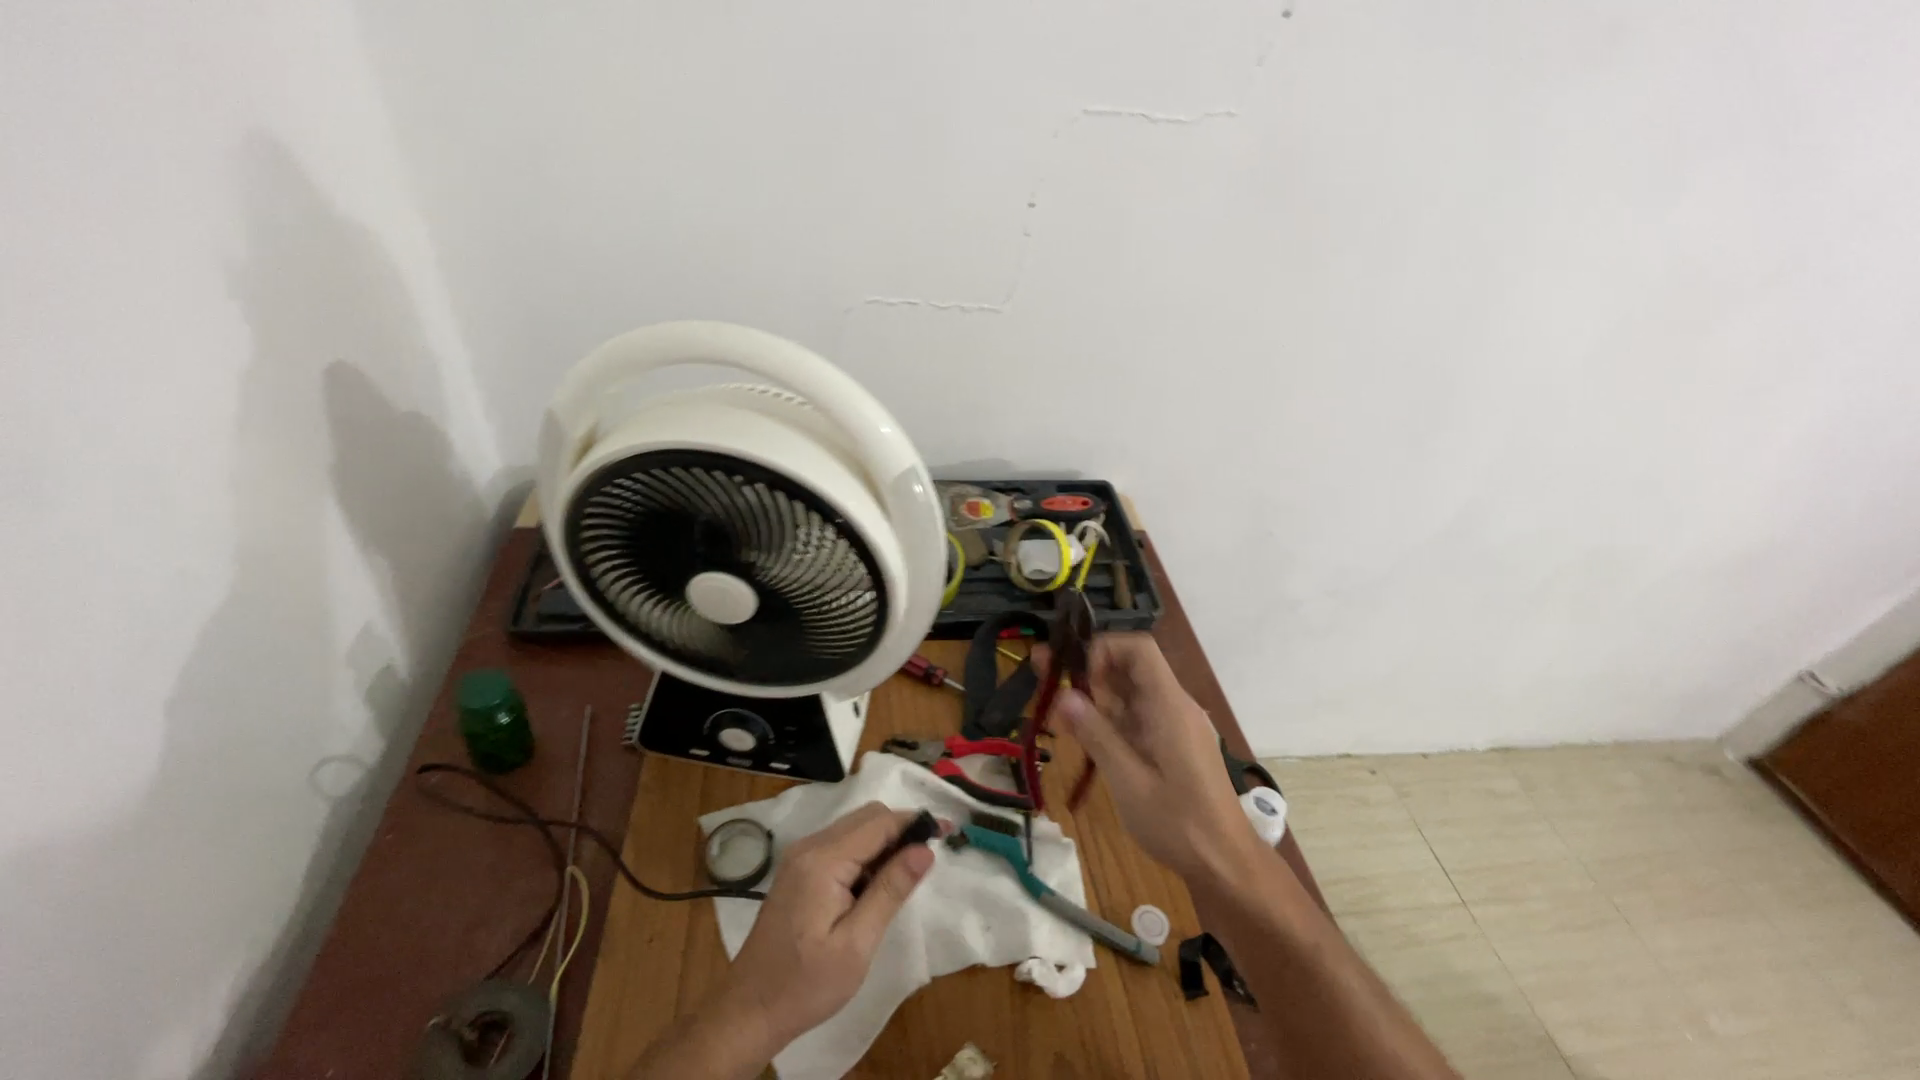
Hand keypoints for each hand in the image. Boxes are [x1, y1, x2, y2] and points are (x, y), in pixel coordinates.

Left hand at [717, 802, 935, 1051]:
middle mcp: (809, 847)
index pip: (879, 822)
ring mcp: (800, 857)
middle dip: (901, 830)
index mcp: (823, 861)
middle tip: (927, 862)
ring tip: (905, 878)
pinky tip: (875, 886)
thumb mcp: (857, 944)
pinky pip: (840, 844)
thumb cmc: (806, 984)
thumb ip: (890, 891)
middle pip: (866, 817)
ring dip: (884, 842)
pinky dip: (865, 854)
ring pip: (854, 828)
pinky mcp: (798, 870)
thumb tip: (925, 850)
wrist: (750, 1009)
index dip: (915, 823)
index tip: (948, 833)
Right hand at [1037, 634, 1253, 880]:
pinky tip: (1084, 735)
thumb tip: (1062, 695)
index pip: (1138, 648)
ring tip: (1055, 709)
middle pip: (1131, 668)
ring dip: (1095, 697)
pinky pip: (1139, 718)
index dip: (1102, 651)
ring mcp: (1176, 726)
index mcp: (1170, 706)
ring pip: (1132, 694)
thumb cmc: (1179, 823)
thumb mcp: (1129, 781)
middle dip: (1088, 671)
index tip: (1075, 679)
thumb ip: (1096, 734)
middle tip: (1044, 681)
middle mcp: (1175, 707)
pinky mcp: (1174, 745)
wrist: (1226, 862)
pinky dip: (1110, 720)